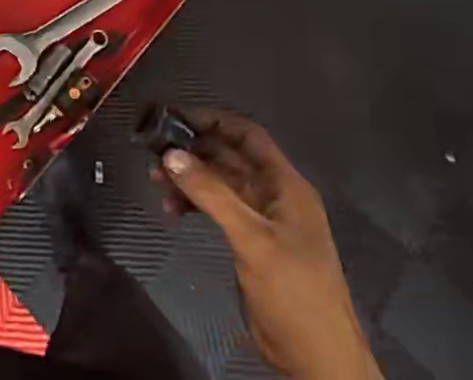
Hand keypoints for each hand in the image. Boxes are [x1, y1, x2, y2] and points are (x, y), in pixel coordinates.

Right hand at [154, 110, 380, 379]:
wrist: (318, 359)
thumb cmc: (294, 291)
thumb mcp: (252, 239)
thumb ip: (211, 193)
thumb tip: (170, 153)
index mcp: (285, 186)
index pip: (247, 135)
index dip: (213, 120)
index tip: (174, 118)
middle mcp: (273, 195)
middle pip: (227, 156)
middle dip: (191, 151)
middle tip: (154, 150)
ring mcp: (261, 218)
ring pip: (218, 182)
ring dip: (188, 178)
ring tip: (156, 180)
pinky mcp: (250, 240)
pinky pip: (216, 207)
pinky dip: (193, 203)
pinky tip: (172, 211)